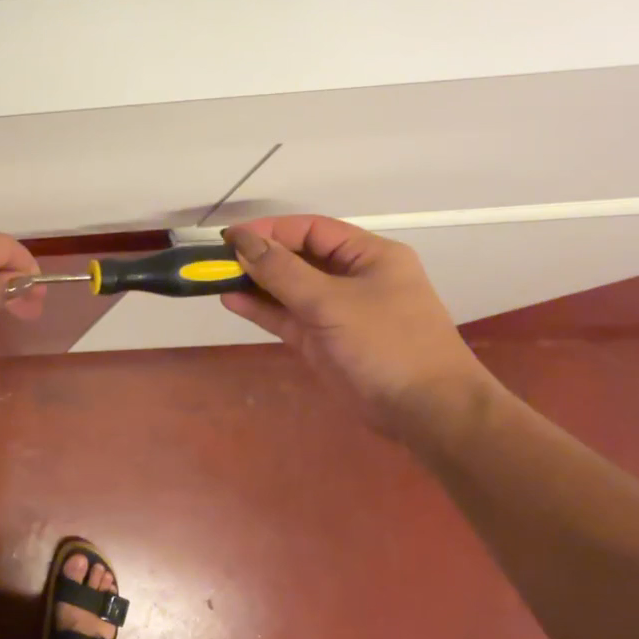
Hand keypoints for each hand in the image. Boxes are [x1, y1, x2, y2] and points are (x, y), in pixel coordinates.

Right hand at [220, 215, 497, 438]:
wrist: (422, 408)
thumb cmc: (386, 343)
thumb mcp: (331, 301)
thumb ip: (283, 272)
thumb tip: (242, 243)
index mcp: (368, 255)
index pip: (311, 230)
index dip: (270, 230)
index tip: (229, 239)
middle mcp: (352, 277)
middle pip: (297, 257)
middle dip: (258, 257)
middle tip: (215, 262)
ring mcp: (335, 310)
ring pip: (287, 288)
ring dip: (254, 283)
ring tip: (215, 280)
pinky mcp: (321, 339)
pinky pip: (285, 316)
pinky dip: (260, 308)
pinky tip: (231, 300)